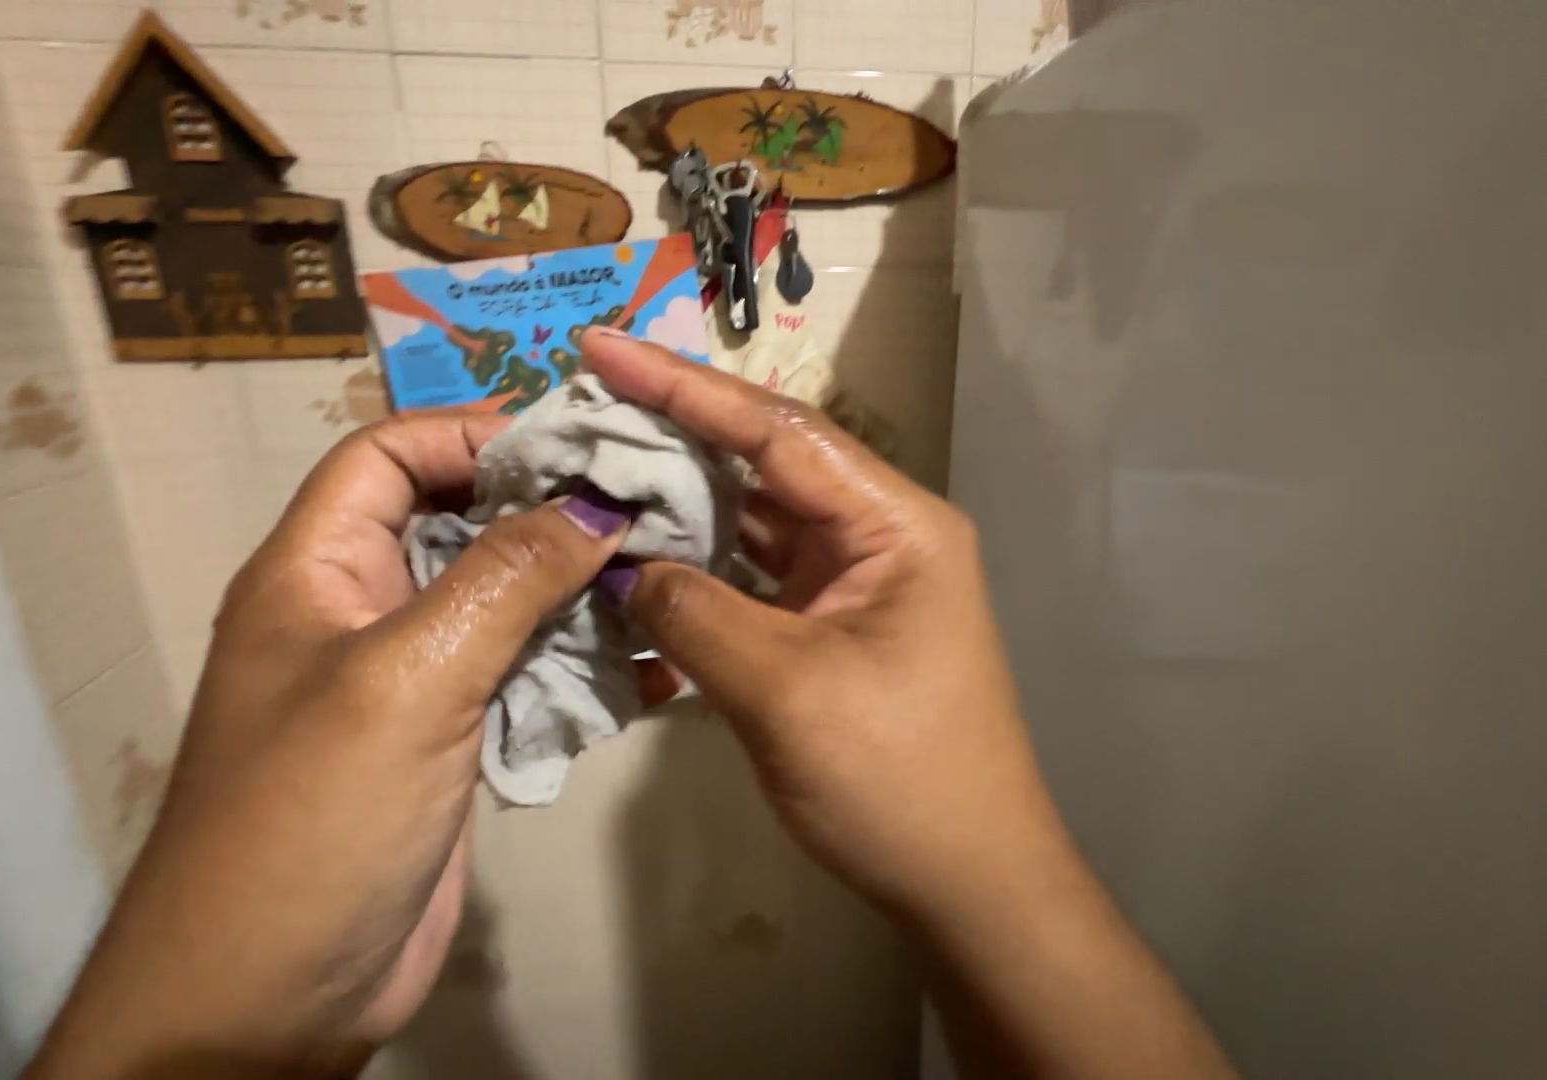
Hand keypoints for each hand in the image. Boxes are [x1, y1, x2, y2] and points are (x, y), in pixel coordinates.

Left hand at [27, 413, 630, 1078]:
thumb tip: (596, 505)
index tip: (570, 447)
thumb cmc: (315, 817)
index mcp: (320, 569)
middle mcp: (368, 607)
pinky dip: (583, 658)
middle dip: (547, 509)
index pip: (388, 455)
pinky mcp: (458, 729)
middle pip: (462, 521)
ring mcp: (418, 673)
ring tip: (662, 573)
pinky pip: (527, 668)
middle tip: (643, 505)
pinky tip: (649, 662)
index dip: (470, 433)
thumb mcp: (409, 677)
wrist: (275, 1000)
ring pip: (506, 597)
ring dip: (578, 586)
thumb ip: (503, 579)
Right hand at [582, 338, 1237, 1079]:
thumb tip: (622, 566)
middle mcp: (876, 534)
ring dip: (680, 501)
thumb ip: (693, 613)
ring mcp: (851, 579)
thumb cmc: (897, 779)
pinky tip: (637, 553)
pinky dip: (697, 566)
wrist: (964, 879)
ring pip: (753, 519)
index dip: (684, 386)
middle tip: (582, 407)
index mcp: (893, 524)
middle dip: (674, 434)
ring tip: (594, 470)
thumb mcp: (786, 690)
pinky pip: (753, 575)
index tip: (602, 348)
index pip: (778, 430)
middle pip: (764, 462)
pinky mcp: (828, 623)